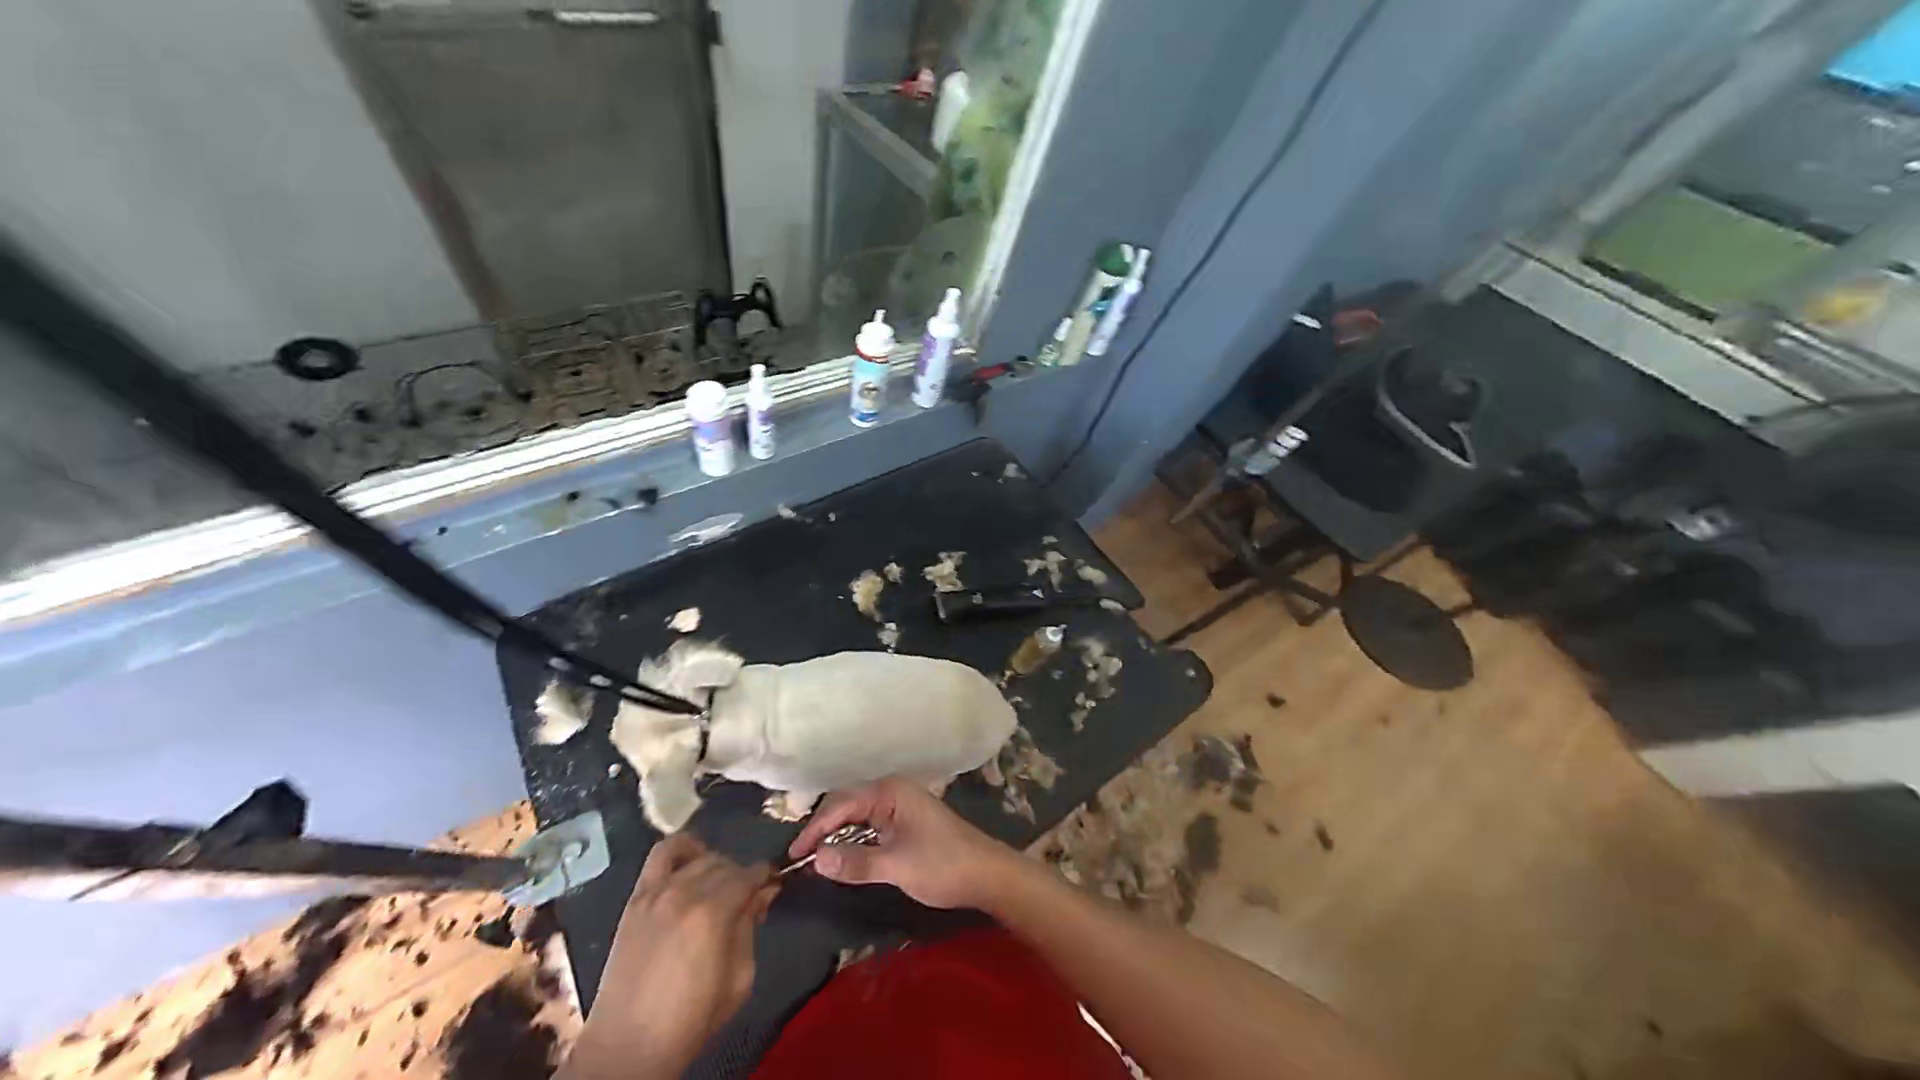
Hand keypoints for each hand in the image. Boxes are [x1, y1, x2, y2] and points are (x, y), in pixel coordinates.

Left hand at [563, 833, 776, 1078]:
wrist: (628, 1047)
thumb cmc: (691, 1019)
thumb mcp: (739, 979)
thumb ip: (750, 927)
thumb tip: (763, 892)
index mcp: (714, 912)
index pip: (750, 874)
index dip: (766, 877)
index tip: (772, 887)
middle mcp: (685, 892)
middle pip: (726, 863)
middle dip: (742, 876)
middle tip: (747, 900)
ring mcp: (656, 892)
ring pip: (699, 856)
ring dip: (716, 864)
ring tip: (718, 885)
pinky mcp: (636, 899)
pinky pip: (661, 854)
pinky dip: (682, 849)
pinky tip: (691, 862)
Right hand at [787, 777, 1025, 909]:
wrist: (988, 874)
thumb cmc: (944, 865)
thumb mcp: (897, 866)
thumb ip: (856, 862)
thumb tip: (816, 860)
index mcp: (890, 791)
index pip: (841, 804)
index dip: (815, 829)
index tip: (794, 855)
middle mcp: (893, 791)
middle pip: (847, 804)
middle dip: (823, 829)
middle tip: (800, 857)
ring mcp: (900, 806)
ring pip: (857, 816)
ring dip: (837, 835)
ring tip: (815, 858)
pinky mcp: (905, 822)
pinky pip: (870, 825)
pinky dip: (854, 840)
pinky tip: (844, 857)